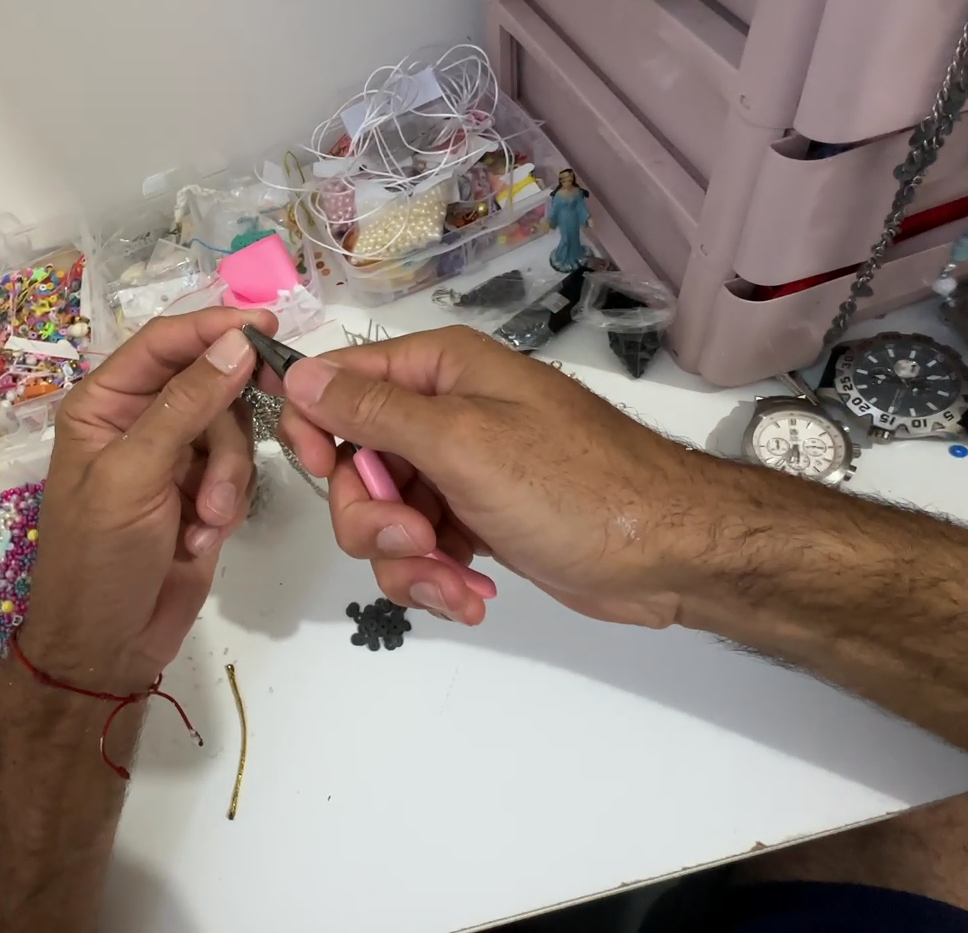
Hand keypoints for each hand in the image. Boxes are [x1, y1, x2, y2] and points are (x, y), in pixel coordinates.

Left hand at [24, 308, 276, 688]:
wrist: (110, 645)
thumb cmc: (99, 556)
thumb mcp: (134, 475)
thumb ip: (186, 405)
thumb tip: (237, 341)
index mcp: (106, 403)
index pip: (164, 344)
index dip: (213, 327)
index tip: (267, 325)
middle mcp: (142, 420)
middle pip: (211, 385)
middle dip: (228, 428)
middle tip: (266, 434)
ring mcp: (176, 458)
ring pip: (232, 433)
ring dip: (228, 479)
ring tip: (209, 520)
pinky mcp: (204, 492)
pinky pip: (239, 473)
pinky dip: (230, 503)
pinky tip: (204, 537)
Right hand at [276, 326, 731, 627]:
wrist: (669, 555)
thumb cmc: (570, 485)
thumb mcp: (462, 441)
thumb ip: (374, 411)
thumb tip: (298, 374)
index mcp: (436, 371)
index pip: (337, 382)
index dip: (315, 425)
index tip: (318, 467)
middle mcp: (438, 415)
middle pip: (352, 464)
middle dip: (372, 516)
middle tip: (415, 540)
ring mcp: (453, 471)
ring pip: (379, 516)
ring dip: (407, 559)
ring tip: (455, 583)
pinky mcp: (468, 520)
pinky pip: (415, 548)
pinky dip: (433, 577)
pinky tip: (470, 596)